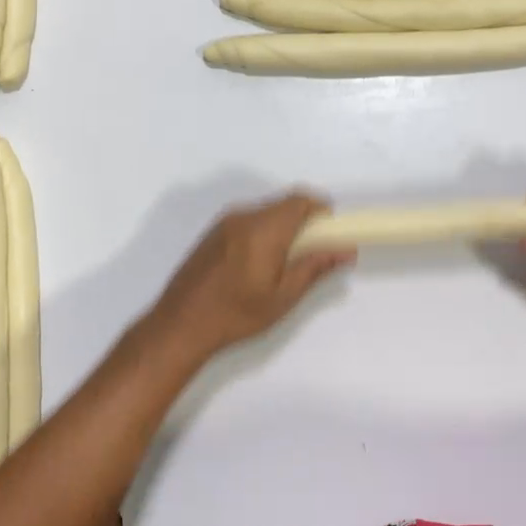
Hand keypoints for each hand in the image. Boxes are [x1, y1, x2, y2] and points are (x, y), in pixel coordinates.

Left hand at [145, 192, 354, 359]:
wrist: (180, 324)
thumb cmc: (237, 314)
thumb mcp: (283, 296)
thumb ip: (314, 267)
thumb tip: (345, 250)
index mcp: (264, 229)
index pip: (301, 200)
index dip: (321, 211)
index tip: (330, 235)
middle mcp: (243, 216)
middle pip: (283, 204)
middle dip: (304, 222)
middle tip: (310, 255)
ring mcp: (223, 223)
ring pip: (265, 212)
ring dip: (282, 228)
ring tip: (282, 266)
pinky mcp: (211, 233)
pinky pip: (247, 221)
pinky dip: (262, 233)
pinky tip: (257, 266)